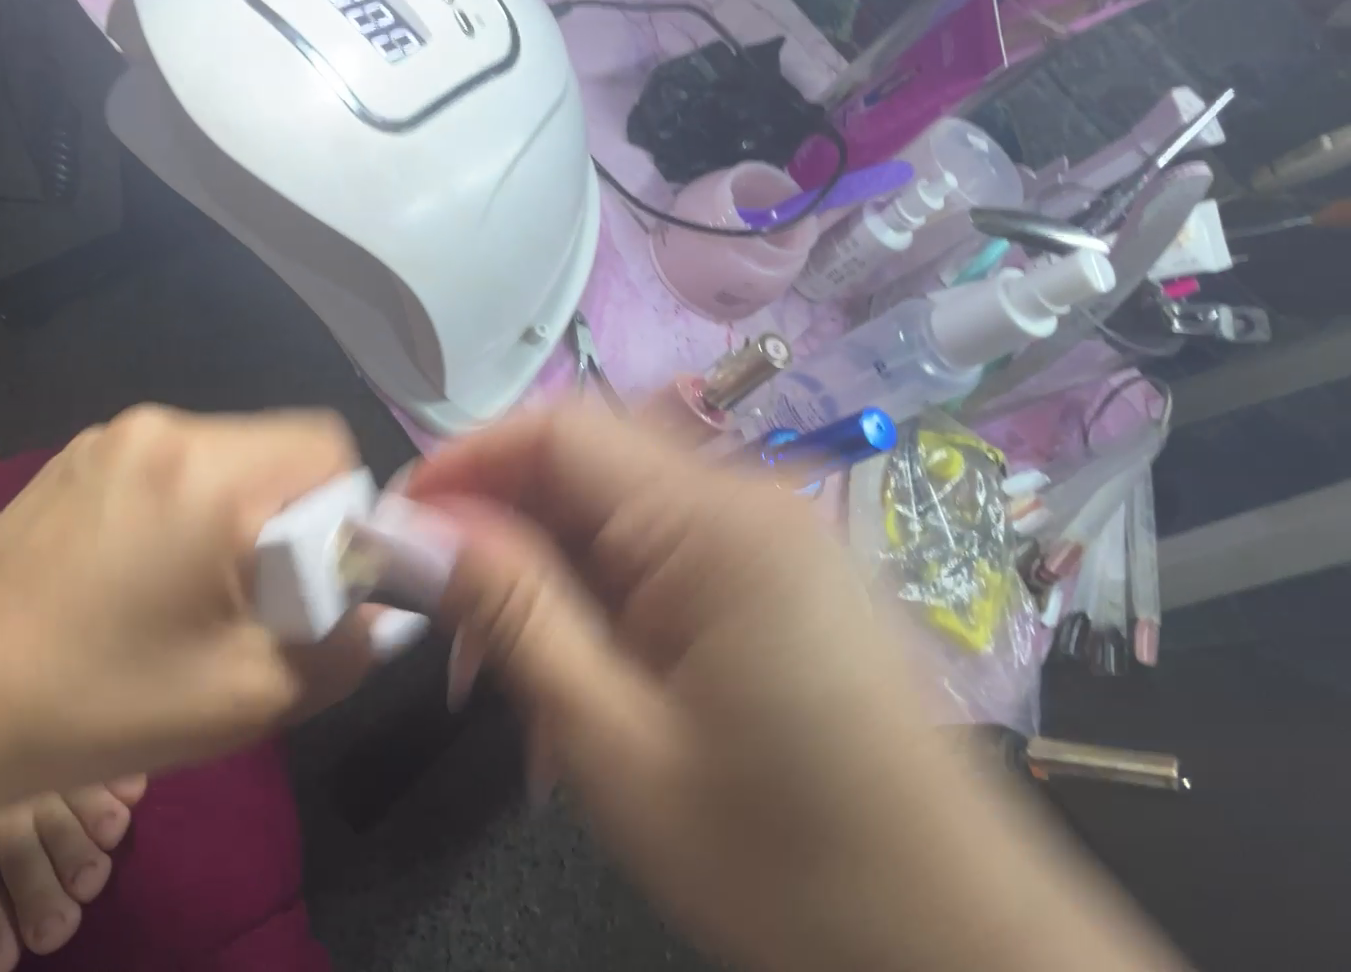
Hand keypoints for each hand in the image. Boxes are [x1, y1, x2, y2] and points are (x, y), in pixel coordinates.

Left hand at [0, 405, 357, 818]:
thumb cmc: (102, 706)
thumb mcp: (251, 696)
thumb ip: (346, 646)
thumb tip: (386, 610)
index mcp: (208, 476)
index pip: (329, 449)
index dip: (345, 516)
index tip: (313, 583)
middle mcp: (163, 431)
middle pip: (281, 448)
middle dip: (295, 517)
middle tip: (263, 596)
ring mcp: (113, 435)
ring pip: (232, 454)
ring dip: (243, 511)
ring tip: (201, 588)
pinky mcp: (80, 454)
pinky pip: (178, 463)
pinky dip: (194, 505)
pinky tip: (151, 571)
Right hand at [405, 407, 1185, 971]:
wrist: (958, 944)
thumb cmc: (781, 858)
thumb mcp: (610, 739)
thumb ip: (512, 612)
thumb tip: (415, 528)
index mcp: (715, 521)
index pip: (556, 430)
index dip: (461, 463)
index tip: (392, 528)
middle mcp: (747, 501)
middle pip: (583, 468)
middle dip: (498, 533)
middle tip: (450, 629)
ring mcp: (768, 540)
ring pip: (611, 519)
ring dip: (543, 579)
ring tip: (509, 677)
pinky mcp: (775, 582)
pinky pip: (656, 559)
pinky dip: (596, 604)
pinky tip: (580, 682)